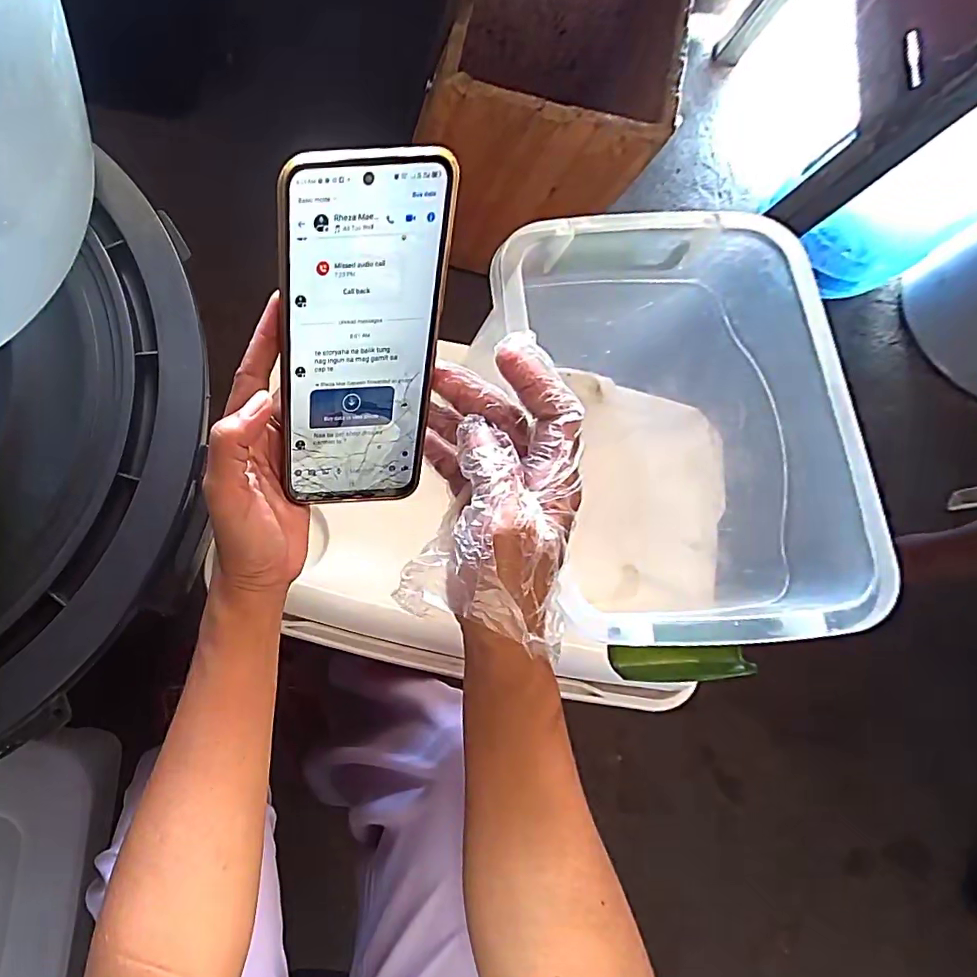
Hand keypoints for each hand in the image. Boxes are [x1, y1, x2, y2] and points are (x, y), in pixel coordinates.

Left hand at [205, 293, 310, 603]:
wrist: (261, 574)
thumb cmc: (238, 541)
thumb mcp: (224, 491)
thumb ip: (230, 446)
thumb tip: (254, 407)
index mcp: (238, 436)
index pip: (250, 377)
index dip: (264, 341)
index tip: (279, 309)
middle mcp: (260, 438)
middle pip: (280, 381)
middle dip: (295, 346)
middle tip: (316, 315)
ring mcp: (284, 452)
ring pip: (303, 403)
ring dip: (318, 377)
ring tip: (339, 348)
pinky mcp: (305, 468)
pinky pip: (321, 431)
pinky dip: (335, 414)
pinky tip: (350, 403)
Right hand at [419, 334, 583, 654]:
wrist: (496, 624)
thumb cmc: (507, 583)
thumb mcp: (502, 521)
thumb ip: (493, 470)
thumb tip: (478, 430)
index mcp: (551, 478)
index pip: (555, 413)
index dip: (536, 377)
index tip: (508, 352)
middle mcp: (531, 478)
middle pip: (509, 420)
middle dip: (478, 393)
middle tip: (441, 374)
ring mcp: (504, 490)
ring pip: (481, 440)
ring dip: (454, 416)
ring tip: (424, 396)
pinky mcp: (481, 504)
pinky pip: (461, 464)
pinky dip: (442, 447)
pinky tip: (421, 436)